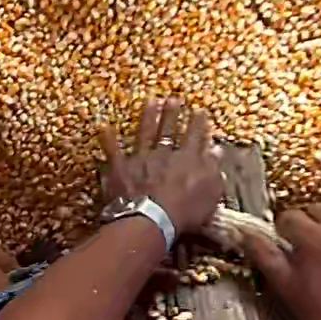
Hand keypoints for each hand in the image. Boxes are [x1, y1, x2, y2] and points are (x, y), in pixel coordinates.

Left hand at [98, 98, 224, 235]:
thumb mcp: (210, 194)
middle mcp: (164, 154)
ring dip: (148, 117)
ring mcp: (141, 159)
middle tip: (174, 99)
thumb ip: (213, 170)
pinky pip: (112, 151)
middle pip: (169, 129)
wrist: (151, 220)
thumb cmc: (184, 213)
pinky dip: (108, 140)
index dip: (198, 123)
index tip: (199, 110)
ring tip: (150, 102)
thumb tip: (216, 150)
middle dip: (172, 113)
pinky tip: (103, 128)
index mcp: (188, 159)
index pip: (195, 136)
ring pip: (145, 133)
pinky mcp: (120, 169)